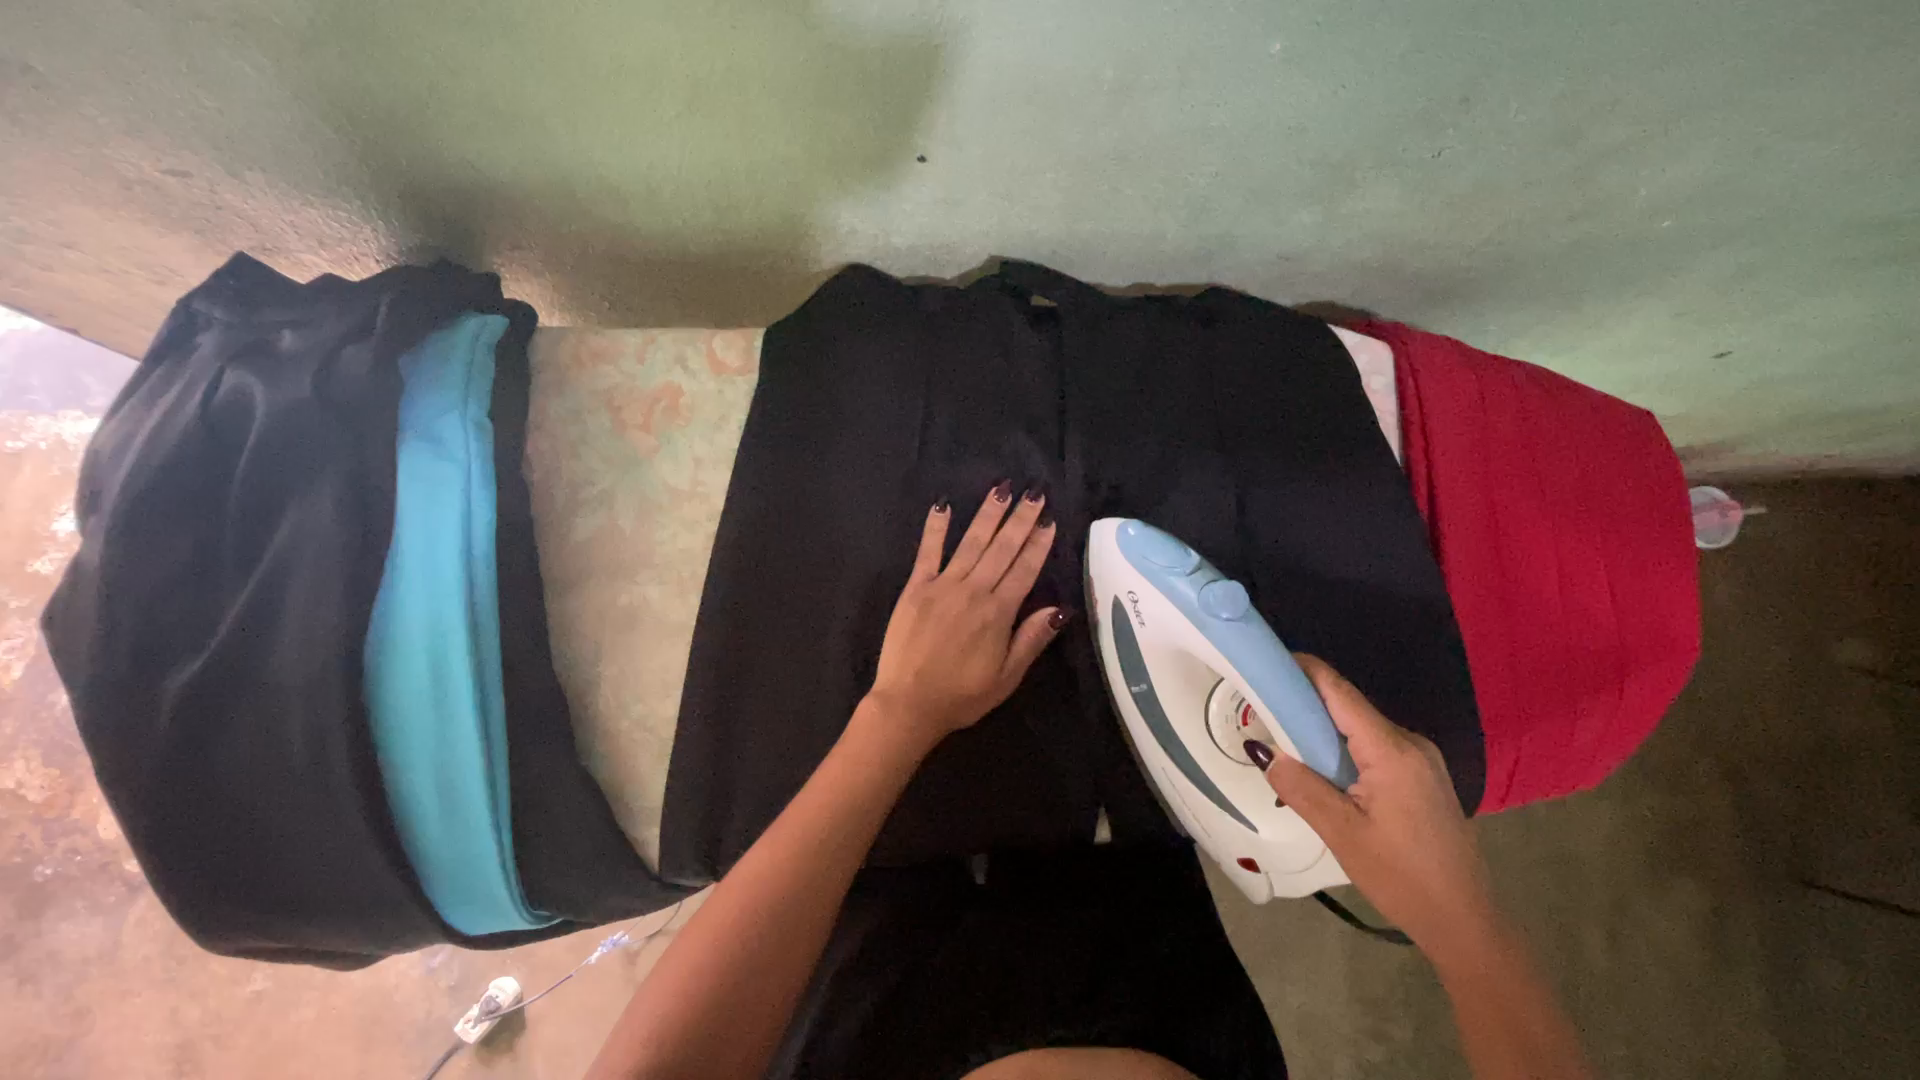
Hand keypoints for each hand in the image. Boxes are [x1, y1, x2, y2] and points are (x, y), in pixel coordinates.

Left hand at [863, 483, 1069, 753]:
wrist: (909, 703)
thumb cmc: (962, 696)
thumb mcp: (1007, 677)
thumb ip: (1031, 639)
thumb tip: (1060, 609)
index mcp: (998, 613)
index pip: (1025, 569)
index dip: (1039, 544)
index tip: (1050, 520)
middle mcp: (973, 591)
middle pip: (1002, 548)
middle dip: (1020, 519)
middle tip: (1034, 492)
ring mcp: (942, 586)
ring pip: (970, 542)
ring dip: (987, 514)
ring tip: (1001, 488)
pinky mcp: (916, 588)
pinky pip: (928, 551)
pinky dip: (936, 527)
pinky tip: (943, 505)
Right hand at [1253, 655, 1499, 955]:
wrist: (1465, 921)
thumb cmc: (1402, 877)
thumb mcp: (1341, 833)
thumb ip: (1299, 786)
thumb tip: (1262, 749)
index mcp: (1391, 750)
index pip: (1338, 691)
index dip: (1301, 669)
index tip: (1264, 661)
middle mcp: (1409, 744)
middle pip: (1346, 707)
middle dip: (1302, 704)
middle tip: (1259, 710)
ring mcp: (1420, 760)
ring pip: (1358, 729)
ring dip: (1320, 732)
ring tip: (1281, 743)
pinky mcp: (1421, 777)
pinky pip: (1373, 748)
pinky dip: (1341, 751)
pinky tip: (1320, 772)